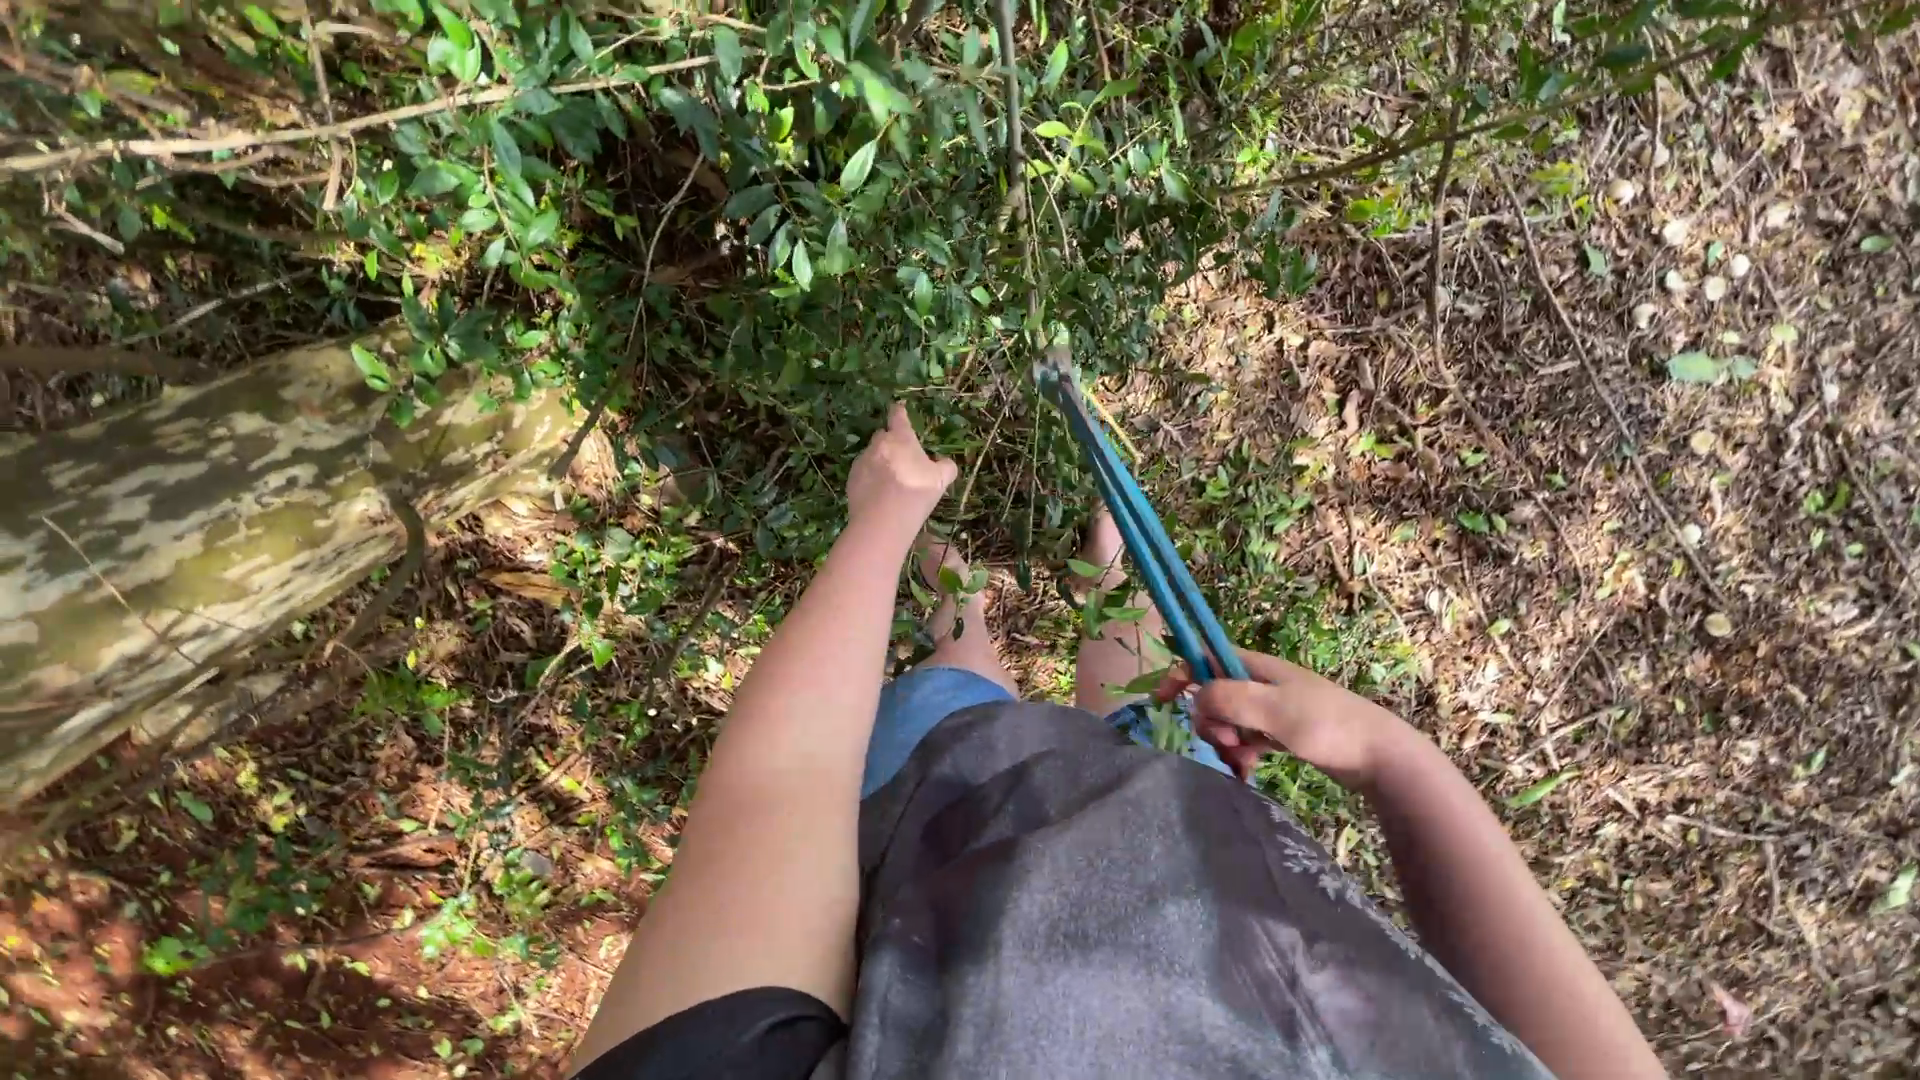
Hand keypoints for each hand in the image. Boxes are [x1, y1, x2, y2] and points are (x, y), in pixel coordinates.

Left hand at [847, 402, 957, 532]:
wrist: (883, 519)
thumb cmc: (916, 492)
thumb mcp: (941, 480)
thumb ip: (946, 466)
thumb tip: (944, 462)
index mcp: (900, 438)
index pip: (898, 417)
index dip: (899, 413)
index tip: (899, 410)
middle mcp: (878, 444)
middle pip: (882, 436)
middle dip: (891, 443)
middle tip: (902, 460)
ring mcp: (861, 462)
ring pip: (872, 456)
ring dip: (880, 463)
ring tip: (890, 483)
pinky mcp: (851, 480)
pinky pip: (862, 474)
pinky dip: (870, 480)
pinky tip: (878, 495)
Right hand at [1156, 649, 1414, 788]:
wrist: (1382, 757)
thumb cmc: (1327, 725)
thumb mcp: (1272, 709)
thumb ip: (1228, 698)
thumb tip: (1195, 698)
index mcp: (1257, 666)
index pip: (1205, 658)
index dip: (1180, 675)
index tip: (1161, 702)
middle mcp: (1261, 683)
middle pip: (1212, 694)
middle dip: (1209, 720)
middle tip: (1225, 742)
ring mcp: (1272, 710)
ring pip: (1228, 720)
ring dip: (1225, 742)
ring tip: (1240, 763)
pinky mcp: (1282, 734)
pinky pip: (1246, 739)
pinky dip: (1241, 754)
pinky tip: (1247, 771)